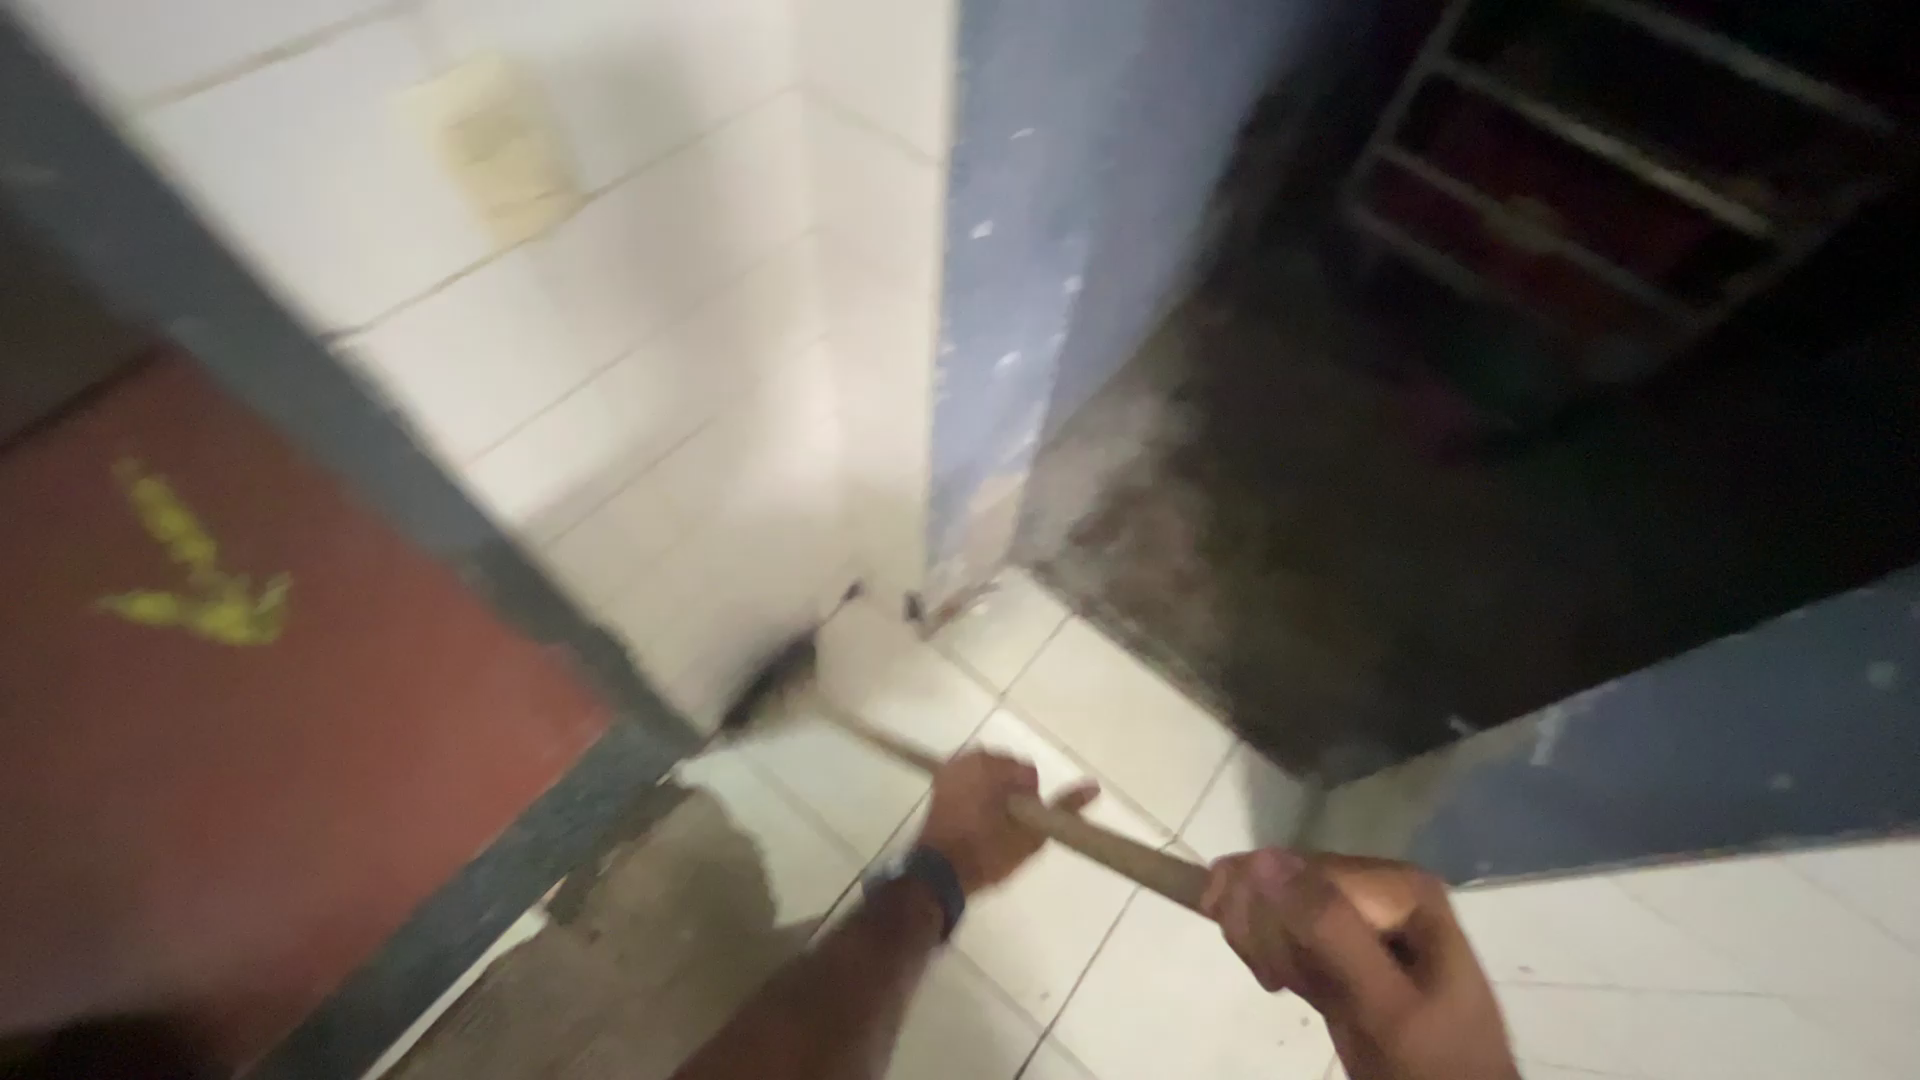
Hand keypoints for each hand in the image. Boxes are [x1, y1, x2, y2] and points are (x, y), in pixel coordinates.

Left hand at [916, 750, 1099, 895]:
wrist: (939, 875)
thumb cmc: (987, 852)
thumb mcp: (1032, 834)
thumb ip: (1064, 808)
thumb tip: (1094, 786)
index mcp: (990, 763)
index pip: (1026, 773)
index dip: (1029, 801)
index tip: (1021, 825)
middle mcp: (967, 758)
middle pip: (1006, 771)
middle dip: (1011, 794)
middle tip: (1007, 828)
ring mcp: (949, 770)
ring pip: (987, 777)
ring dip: (994, 796)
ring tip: (991, 828)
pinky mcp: (938, 786)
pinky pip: (969, 784)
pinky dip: (976, 797)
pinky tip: (975, 823)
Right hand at [1201, 849, 1518, 1079]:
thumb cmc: (1432, 1070)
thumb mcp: (1386, 1007)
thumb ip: (1330, 929)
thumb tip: (1263, 857)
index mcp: (1400, 888)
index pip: (1299, 873)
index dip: (1270, 917)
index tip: (1270, 977)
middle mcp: (1379, 886)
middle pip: (1282, 878)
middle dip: (1265, 931)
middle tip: (1277, 981)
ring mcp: (1360, 913)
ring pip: (1273, 896)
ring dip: (1261, 942)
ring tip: (1279, 982)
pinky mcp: (1343, 942)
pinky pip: (1282, 920)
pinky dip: (1267, 949)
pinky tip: (1277, 979)